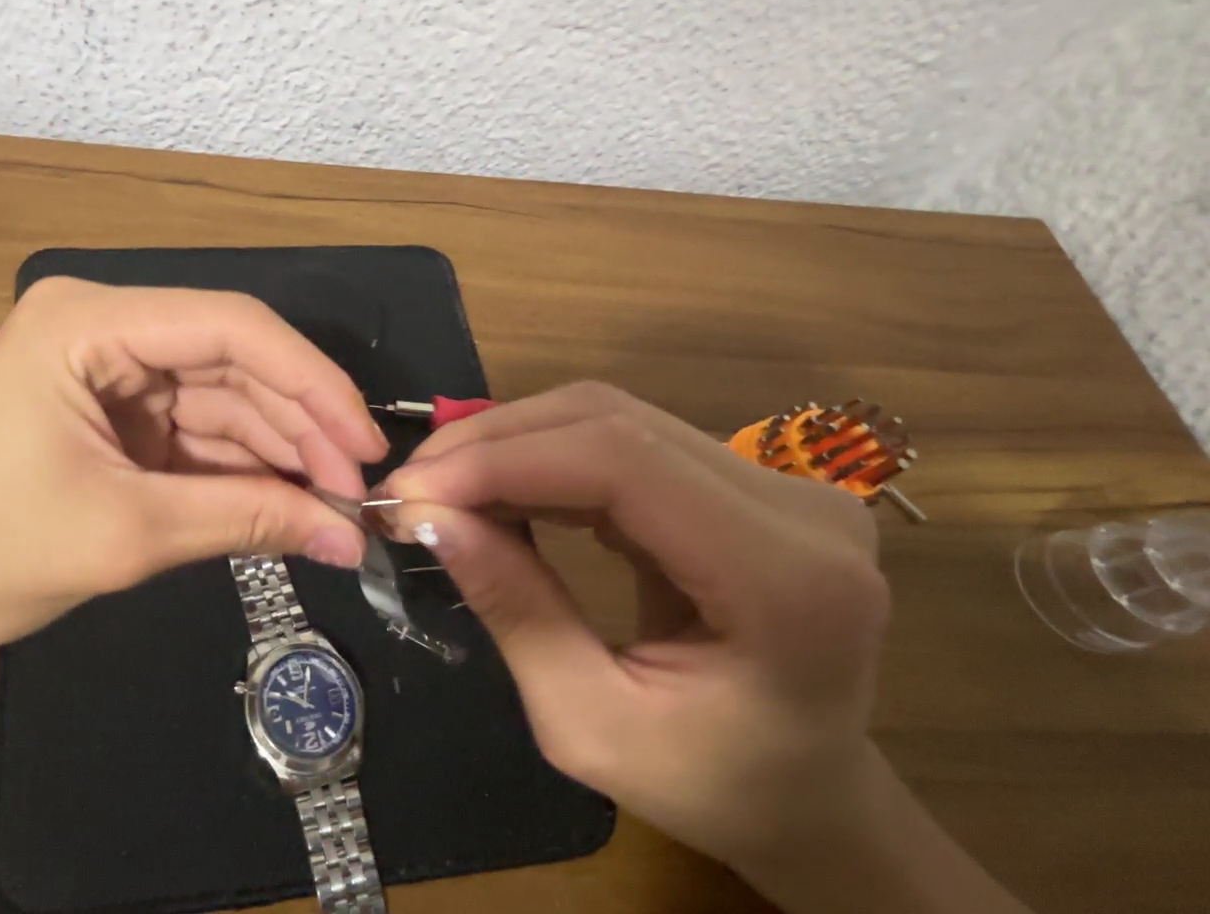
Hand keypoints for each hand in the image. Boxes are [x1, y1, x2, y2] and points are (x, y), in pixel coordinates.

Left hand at [0, 277, 388, 673]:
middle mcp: (100, 327)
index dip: (311, 381)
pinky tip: (285, 500)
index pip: (230, 326)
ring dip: (275, 450)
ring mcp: (104, 370)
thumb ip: (248, 520)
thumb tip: (348, 535)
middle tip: (354, 492)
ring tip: (332, 506)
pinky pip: (192, 429)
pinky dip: (238, 466)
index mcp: (86, 322)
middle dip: (298, 425)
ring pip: (219, 396)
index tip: (365, 443)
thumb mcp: (130, 533)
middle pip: (230, 360)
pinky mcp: (109, 413)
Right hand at [378, 382, 888, 878]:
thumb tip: (427, 516)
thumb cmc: (707, 785)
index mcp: (785, 580)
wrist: (805, 795)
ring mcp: (775, 485)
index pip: (623, 464)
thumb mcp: (588, 724)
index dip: (504, 460)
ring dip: (510, 443)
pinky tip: (493, 489)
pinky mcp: (741, 482)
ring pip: (611, 419)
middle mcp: (795, 506)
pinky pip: (623, 443)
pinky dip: (543, 458)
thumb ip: (515, 610)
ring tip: (438, 486)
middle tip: (409, 486)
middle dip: (492, 443)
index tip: (411, 490)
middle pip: (613, 422)